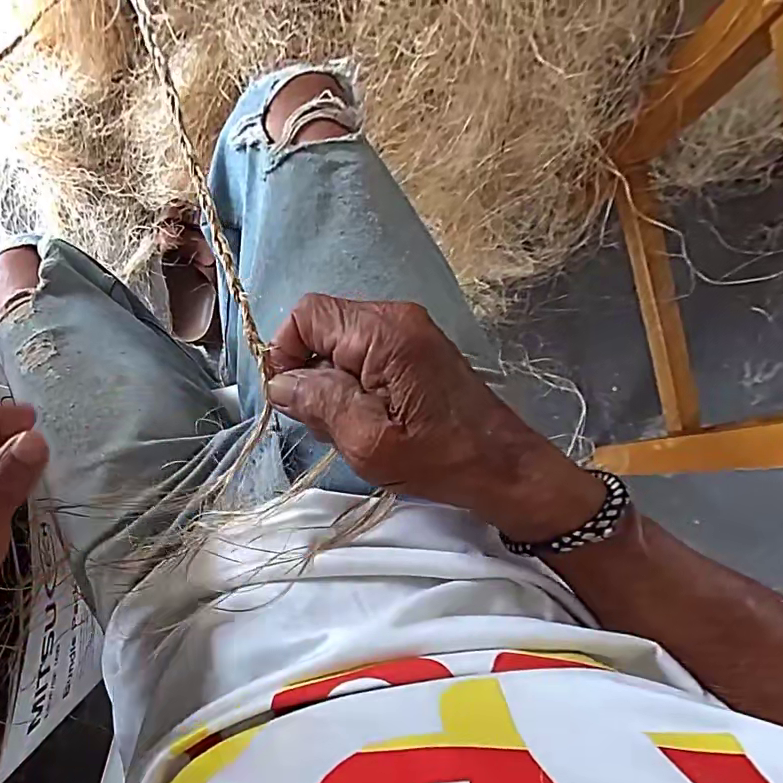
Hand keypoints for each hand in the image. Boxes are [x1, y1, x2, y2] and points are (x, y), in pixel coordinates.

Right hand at [265, 294, 600, 540]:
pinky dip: (346, 387)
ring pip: (335, 346)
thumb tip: (280, 383)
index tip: (290, 399)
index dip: (284, 353)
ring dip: (326, 386)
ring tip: (348, 425)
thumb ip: (320, 403)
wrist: (502, 466)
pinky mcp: (411, 350)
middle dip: (306, 375)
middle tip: (326, 421)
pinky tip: (362, 419)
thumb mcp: (367, 441)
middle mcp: (395, 319)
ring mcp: (406, 332)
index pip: (306, 315)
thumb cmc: (439, 459)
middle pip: (319, 329)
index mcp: (384, 334)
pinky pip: (357, 357)